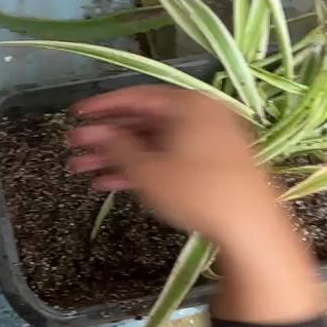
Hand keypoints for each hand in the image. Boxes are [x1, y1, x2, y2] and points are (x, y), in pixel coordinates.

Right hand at [69, 86, 323, 322]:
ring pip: (152, 142)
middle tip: (74, 147)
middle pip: (143, 121)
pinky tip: (110, 183)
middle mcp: (200, 115)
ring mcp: (207, 140)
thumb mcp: (148, 170)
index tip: (76, 114)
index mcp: (189, 105)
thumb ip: (115, 146)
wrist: (252, 228)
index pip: (136, 97)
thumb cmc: (197, 192)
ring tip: (83, 169)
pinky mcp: (211, 164)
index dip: (102, 107)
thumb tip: (91, 131)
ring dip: (117, 156)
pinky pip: (168, 157)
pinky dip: (141, 168)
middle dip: (106, 137)